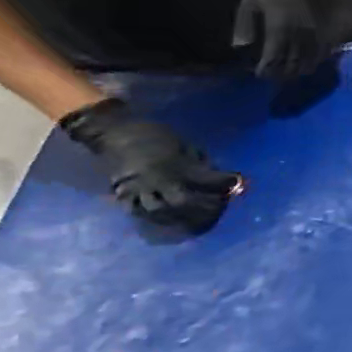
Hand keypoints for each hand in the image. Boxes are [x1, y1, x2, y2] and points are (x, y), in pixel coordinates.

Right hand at [58, 98, 239, 230]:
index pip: (205, 178)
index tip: (237, 183)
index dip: (223, 182)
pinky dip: (157, 218)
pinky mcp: (125, 195)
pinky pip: (140, 212)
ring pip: (162, 211)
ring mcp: (140, 189)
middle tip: (218, 207)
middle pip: (185, 202)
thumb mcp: (180, 142)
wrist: (113, 132)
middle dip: (204, 208)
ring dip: (182, 217)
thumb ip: (197, 160)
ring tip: (198, 219)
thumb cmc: (151, 134)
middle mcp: (158, 179)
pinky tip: (171, 219)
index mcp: (173, 163)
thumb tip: (214, 174)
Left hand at [232, 0, 325, 82]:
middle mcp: (297, 36)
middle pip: (290, 66)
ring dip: (294, 71)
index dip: (265, 71)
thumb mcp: (249, 2)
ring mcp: (311, 35)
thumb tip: (240, 48)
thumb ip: (244, 27)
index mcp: (278, 29)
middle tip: (270, 74)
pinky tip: (302, 64)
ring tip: (284, 72)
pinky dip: (309, 64)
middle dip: (279, 74)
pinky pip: (317, 56)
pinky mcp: (319, 32)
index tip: (258, 73)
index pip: (272, 61)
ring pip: (305, 64)